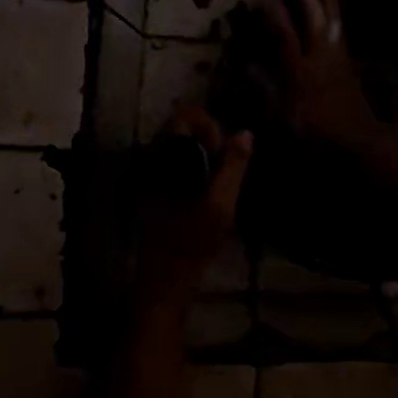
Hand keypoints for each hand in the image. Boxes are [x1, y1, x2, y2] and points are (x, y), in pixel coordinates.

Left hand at [138, 106, 252, 295]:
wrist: (166, 279)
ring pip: (183, 147)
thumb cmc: (192, 243)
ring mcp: (151, 176)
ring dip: (206, 157)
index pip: (186, 117)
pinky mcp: (155, 190)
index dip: (211, 126)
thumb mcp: (221, 205)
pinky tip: (210, 194)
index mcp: (163, 159)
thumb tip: (245, 132)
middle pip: (184, 129)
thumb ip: (233, 166)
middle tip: (226, 170)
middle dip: (210, 141)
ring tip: (221, 183)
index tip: (224, 152)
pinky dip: (198, 169)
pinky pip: (179, 164)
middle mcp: (152, 161)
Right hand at [260, 0, 394, 154]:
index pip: (285, 34)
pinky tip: (336, 4)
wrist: (359, 142)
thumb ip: (266, 89)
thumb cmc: (316, 132)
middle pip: (312, 17)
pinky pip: (343, 29)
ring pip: (332, 17)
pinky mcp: (348, 62)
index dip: (275, 13)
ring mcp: (337, 57)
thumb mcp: (284, 116)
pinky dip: (339, 11)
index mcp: (301, 70)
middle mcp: (320, 57)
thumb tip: (247, 66)